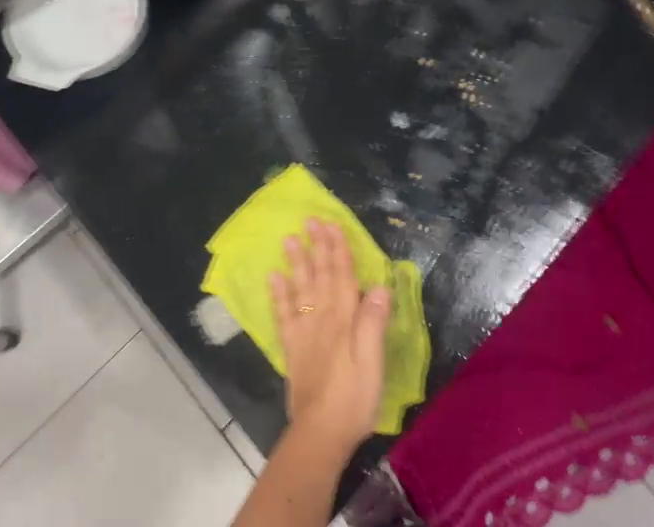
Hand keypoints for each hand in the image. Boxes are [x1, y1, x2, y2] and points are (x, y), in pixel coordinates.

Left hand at [270, 218, 390, 452]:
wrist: (321, 433)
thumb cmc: (354, 398)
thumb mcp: (373, 361)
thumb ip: (373, 323)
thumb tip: (379, 285)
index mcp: (345, 320)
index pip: (343, 277)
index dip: (338, 250)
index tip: (332, 225)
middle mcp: (323, 320)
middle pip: (321, 277)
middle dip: (317, 248)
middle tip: (309, 221)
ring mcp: (305, 334)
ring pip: (301, 290)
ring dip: (296, 263)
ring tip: (289, 240)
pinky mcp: (293, 350)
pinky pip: (284, 315)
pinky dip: (279, 295)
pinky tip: (274, 278)